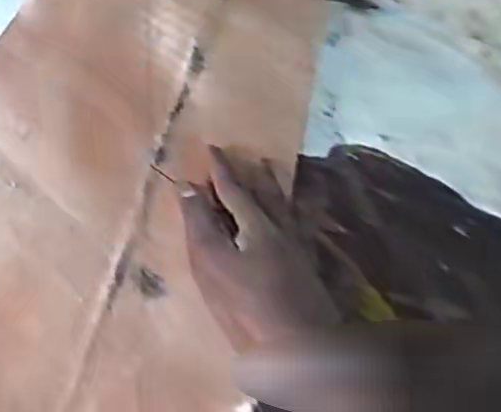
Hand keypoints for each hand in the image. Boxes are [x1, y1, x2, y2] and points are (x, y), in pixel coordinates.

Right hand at [178, 146, 339, 351]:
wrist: (300, 353)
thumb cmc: (244, 301)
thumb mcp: (210, 259)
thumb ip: (199, 221)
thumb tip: (189, 186)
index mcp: (258, 227)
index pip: (235, 190)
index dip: (222, 168)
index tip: (213, 147)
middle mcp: (284, 236)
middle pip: (271, 200)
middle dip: (259, 178)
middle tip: (255, 158)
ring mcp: (302, 258)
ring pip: (291, 217)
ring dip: (281, 197)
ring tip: (279, 182)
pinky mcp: (310, 277)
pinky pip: (303, 235)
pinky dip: (299, 222)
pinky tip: (300, 225)